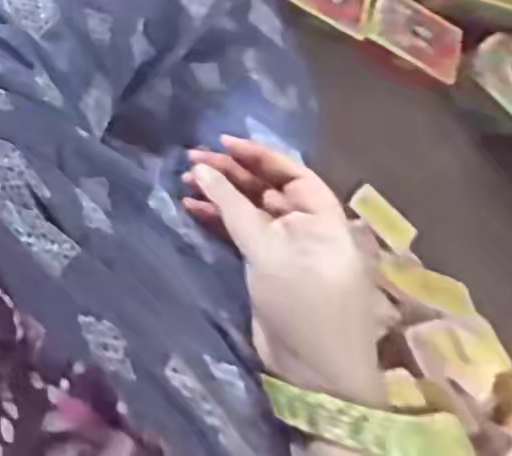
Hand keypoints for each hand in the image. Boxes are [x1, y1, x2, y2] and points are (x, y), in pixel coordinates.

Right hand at [183, 137, 386, 406]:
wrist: (313, 370)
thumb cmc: (301, 301)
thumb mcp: (265, 248)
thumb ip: (230, 203)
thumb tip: (200, 166)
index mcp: (326, 221)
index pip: (293, 174)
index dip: (258, 155)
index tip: (221, 142)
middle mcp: (310, 229)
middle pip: (268, 188)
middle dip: (230, 172)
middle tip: (192, 159)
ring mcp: (289, 247)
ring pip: (251, 207)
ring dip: (220, 193)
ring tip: (186, 181)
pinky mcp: (269, 263)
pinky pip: (242, 228)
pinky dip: (218, 216)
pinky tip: (192, 207)